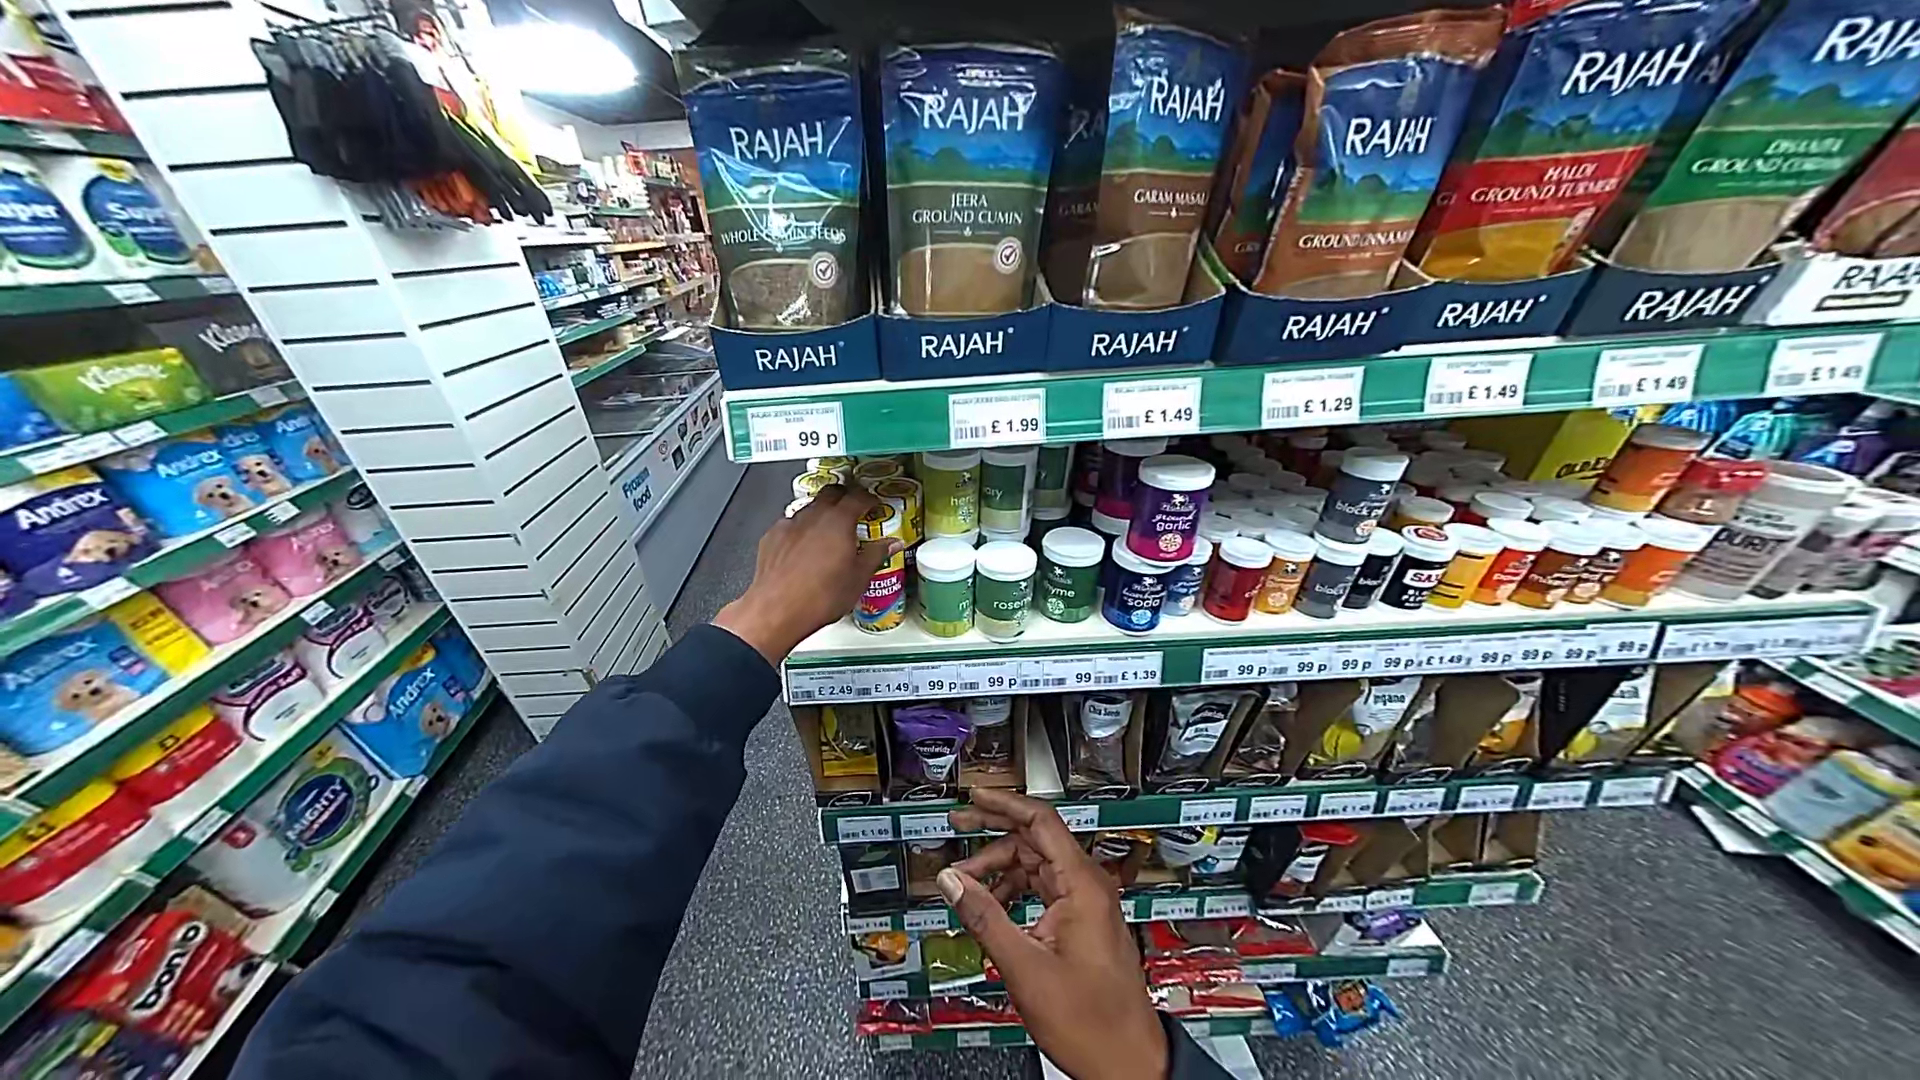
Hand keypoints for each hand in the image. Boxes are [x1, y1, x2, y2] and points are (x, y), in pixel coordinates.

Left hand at [712, 484, 900, 664]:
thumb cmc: (818, 596)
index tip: (874, 504)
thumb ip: (876, 554)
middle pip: (831, 493)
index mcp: (839, 521)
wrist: (777, 610)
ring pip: (810, 507)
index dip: (869, 498)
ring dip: (822, 513)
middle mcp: (813, 516)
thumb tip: (890, 545)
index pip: (858, 496)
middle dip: (845, 497)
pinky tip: (805, 547)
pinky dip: (801, 529)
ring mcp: (790, 524)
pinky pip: (790, 524)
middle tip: (854, 509)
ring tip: (830, 531)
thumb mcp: (859, 577)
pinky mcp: (772, 537)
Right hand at [940, 789, 1166, 1079]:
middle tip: (959, 825)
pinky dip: (1013, 889)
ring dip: (999, 867)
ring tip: (966, 883)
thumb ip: (984, 917)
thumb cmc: (1090, 1022)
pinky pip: (1042, 888)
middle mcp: (1086, 884)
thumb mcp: (1024, 967)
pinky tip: (991, 905)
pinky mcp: (1081, 919)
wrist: (1129, 1064)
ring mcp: (1085, 901)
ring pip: (1035, 864)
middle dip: (993, 832)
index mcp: (1081, 884)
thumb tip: (951, 880)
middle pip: (1034, 839)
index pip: (1040, 820)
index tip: (976, 796)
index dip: (1004, 803)